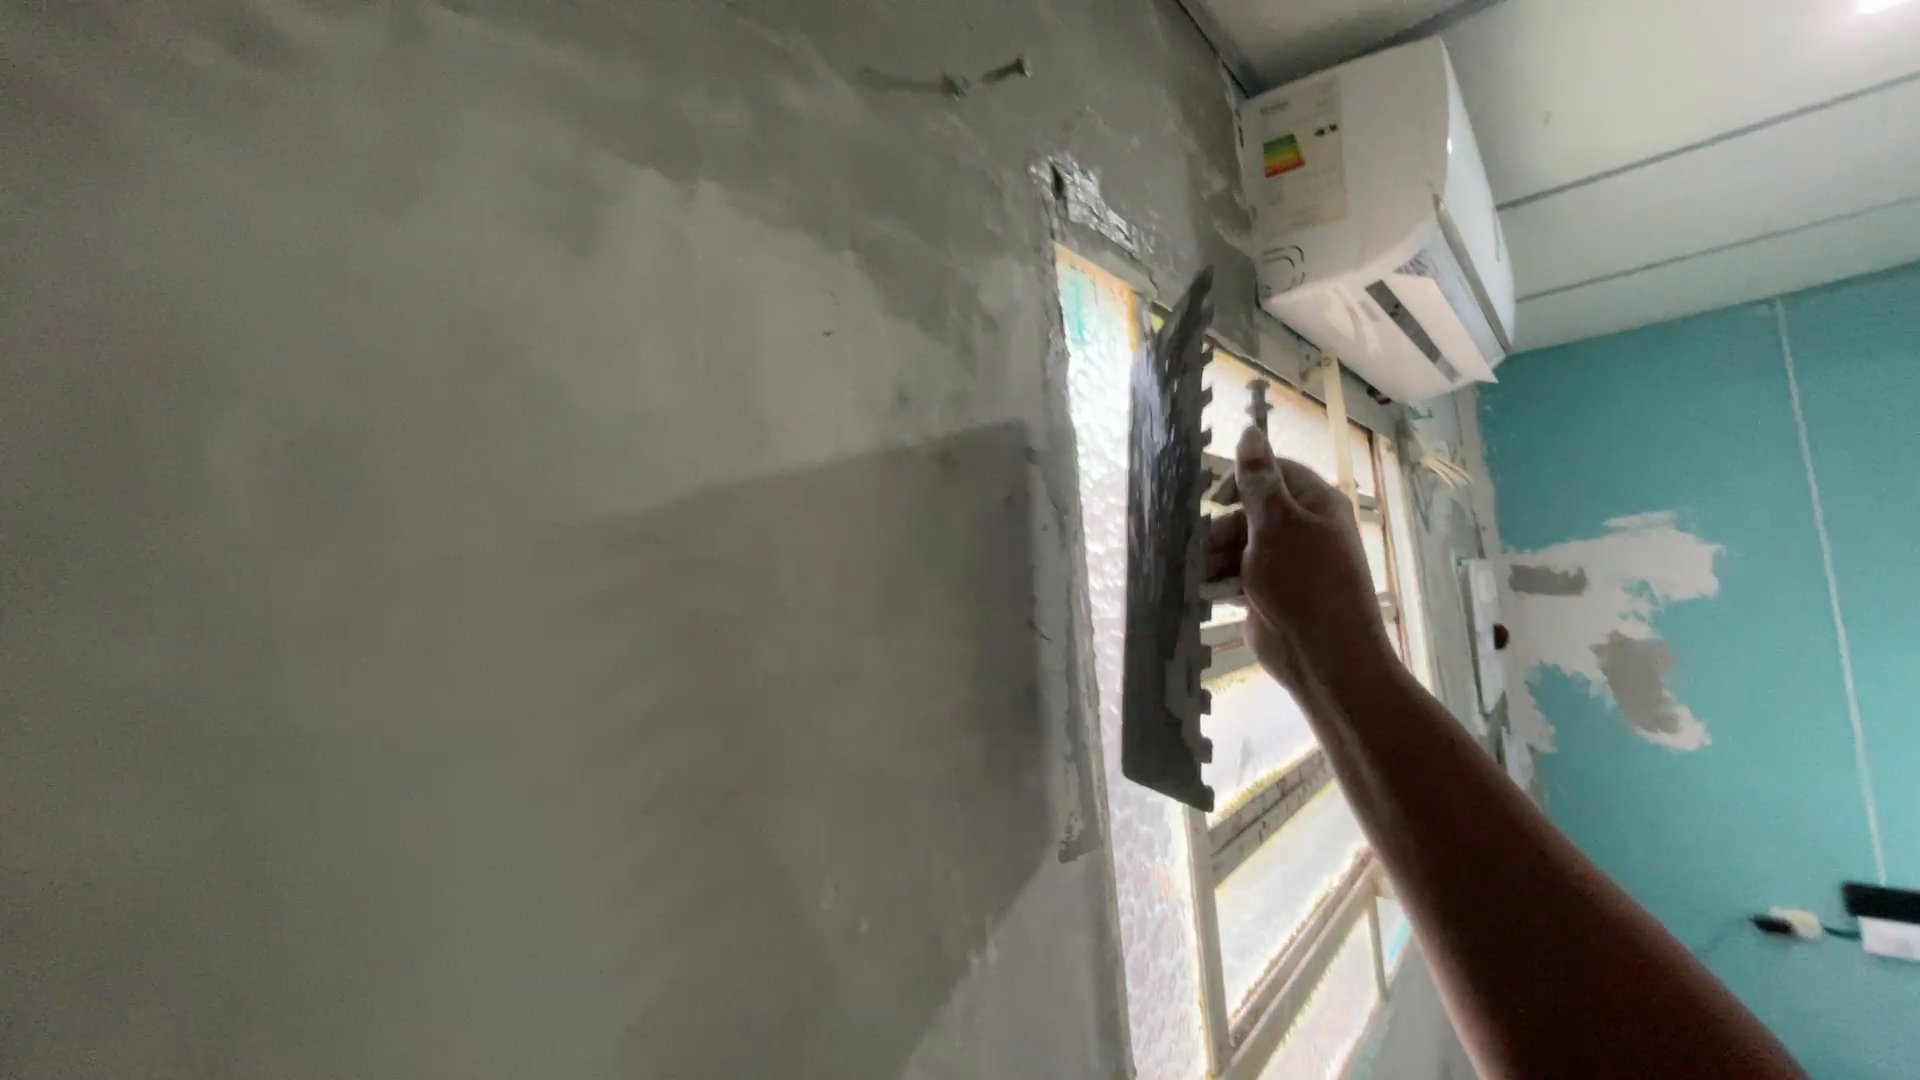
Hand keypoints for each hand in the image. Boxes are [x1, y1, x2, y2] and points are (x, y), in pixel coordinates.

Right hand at [1208, 426, 1392, 694]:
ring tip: (1207, 574)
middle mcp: (1301, 529)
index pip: (1273, 472)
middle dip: (1222, 527)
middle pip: (1249, 510)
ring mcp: (1284, 563)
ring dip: (1216, 556)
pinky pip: (1235, 575)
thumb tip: (1250, 430)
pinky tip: (1208, 590)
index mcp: (1314, 504)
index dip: (1241, 478)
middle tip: (1204, 544)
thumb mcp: (1277, 524)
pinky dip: (1219, 580)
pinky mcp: (1267, 593)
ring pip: (1237, 544)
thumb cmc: (1303, 582)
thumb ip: (1258, 480)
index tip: (1212, 496)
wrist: (1322, 655)